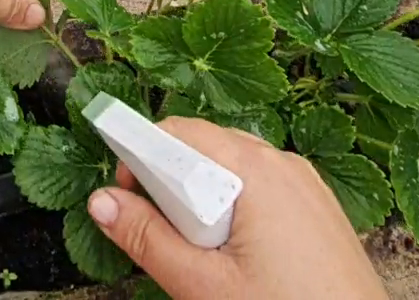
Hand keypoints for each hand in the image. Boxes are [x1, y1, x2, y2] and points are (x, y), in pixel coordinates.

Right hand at [86, 117, 386, 299]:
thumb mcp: (204, 287)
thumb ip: (147, 239)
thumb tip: (101, 201)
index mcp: (255, 171)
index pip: (177, 133)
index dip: (140, 157)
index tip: (124, 194)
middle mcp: (281, 163)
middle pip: (204, 148)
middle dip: (172, 183)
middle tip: (164, 235)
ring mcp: (304, 183)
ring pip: (231, 169)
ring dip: (203, 198)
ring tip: (205, 254)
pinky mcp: (318, 206)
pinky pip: (261, 187)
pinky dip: (236, 208)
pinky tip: (237, 255)